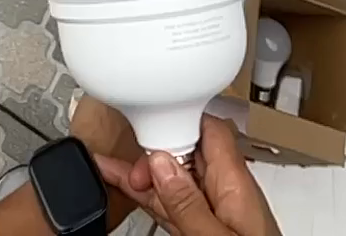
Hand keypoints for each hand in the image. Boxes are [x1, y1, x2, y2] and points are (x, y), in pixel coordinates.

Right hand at [95, 116, 281, 235]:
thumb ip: (189, 204)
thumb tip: (161, 162)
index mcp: (237, 186)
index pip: (208, 131)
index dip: (176, 121)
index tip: (145, 131)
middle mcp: (226, 195)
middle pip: (186, 153)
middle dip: (153, 151)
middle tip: (125, 166)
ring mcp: (215, 216)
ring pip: (174, 182)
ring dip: (143, 175)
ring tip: (108, 165)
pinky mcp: (204, 232)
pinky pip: (172, 207)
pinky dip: (150, 199)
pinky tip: (127, 190)